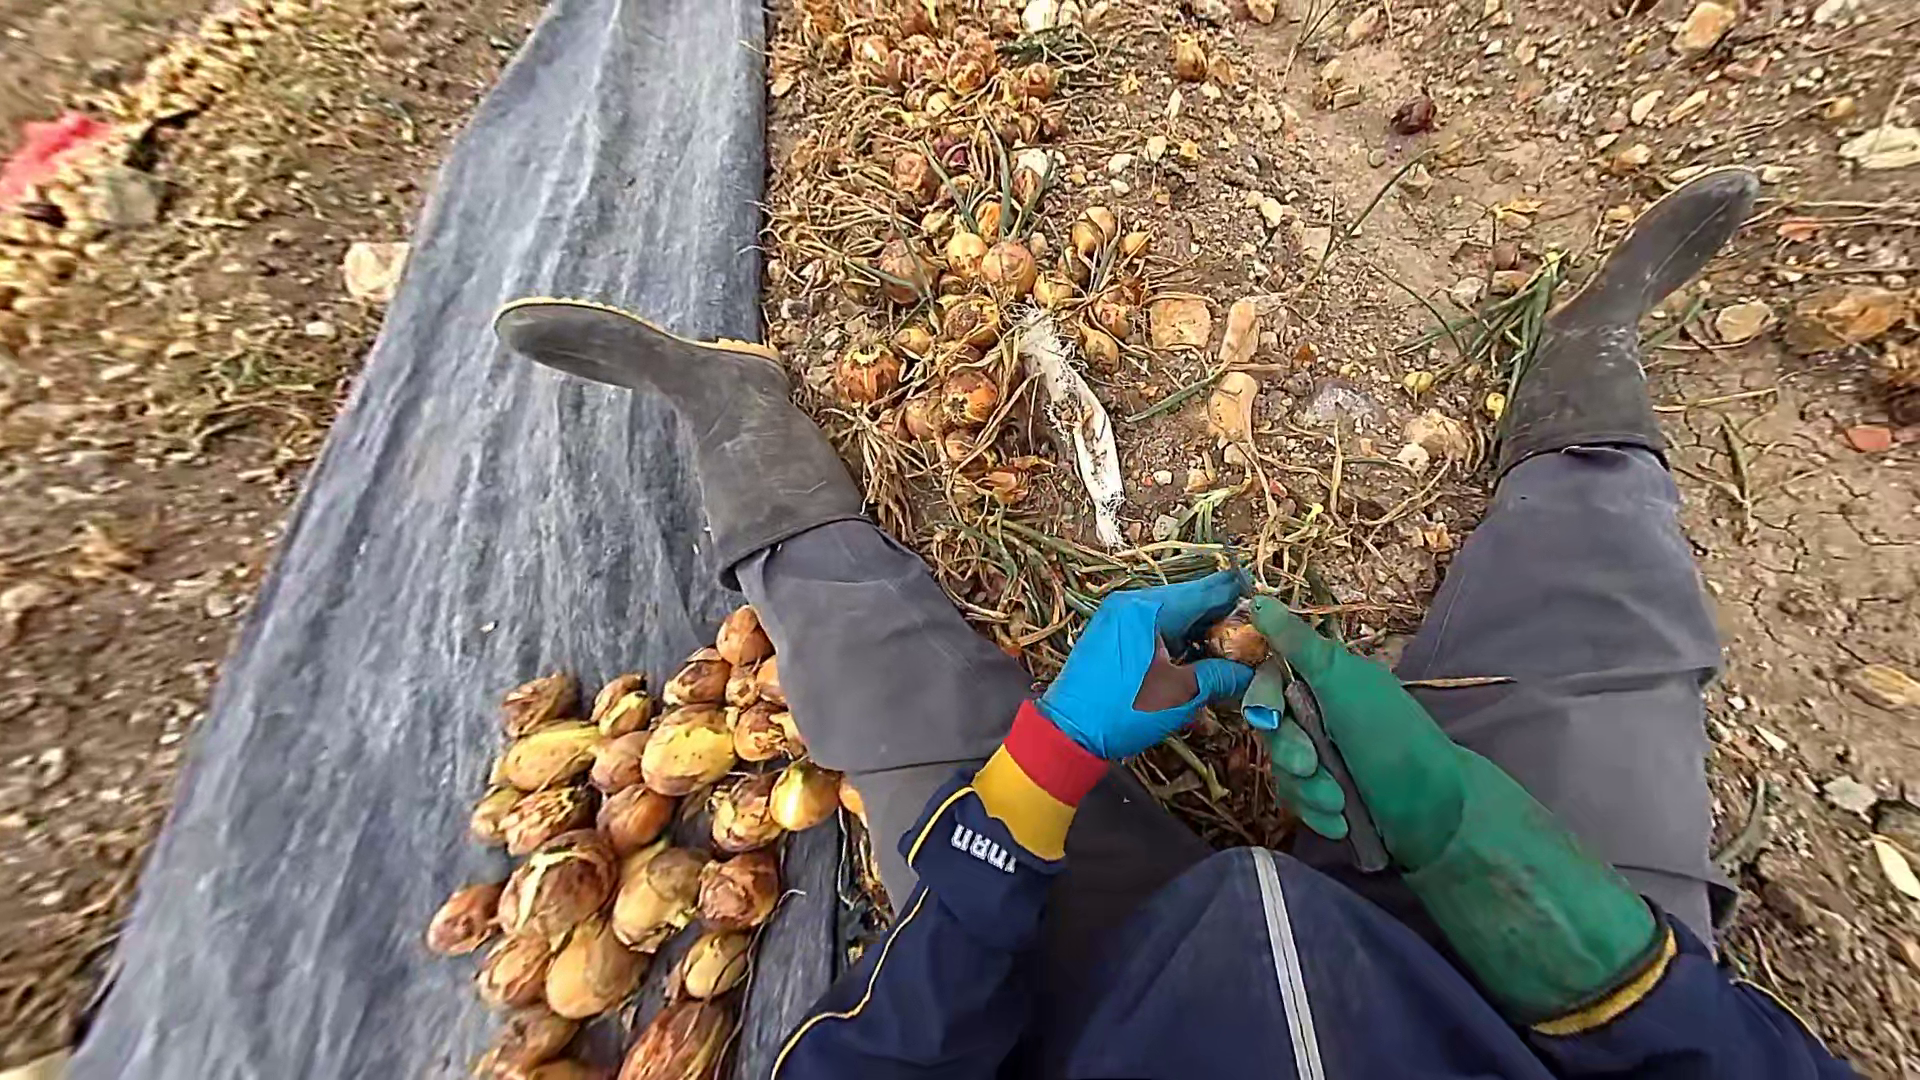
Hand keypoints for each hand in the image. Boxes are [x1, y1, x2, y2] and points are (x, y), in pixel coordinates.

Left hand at [1039, 572, 1255, 758]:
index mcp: (1146, 608)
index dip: (1238, 596)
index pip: (1205, 591)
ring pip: (1172, 618)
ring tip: (1229, 654)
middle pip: (1189, 603)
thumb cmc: (1123, 708)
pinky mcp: (1113, 636)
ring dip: (1200, 635)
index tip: (1268, 603)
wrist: (1069, 731)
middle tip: (1255, 637)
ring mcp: (1118, 618)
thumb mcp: (1179, 693)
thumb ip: (1221, 675)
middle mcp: (1130, 604)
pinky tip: (1196, 662)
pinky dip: (1177, 643)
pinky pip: (1154, 630)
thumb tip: (1253, 672)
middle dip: (1222, 620)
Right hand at [1248, 597, 1465, 868]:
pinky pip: (1295, 801)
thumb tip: (1257, 598)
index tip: (1275, 716)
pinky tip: (1342, 820)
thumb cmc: (1394, 737)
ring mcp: (1318, 757)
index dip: (1262, 701)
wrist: (1445, 816)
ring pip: (1278, 767)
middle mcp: (1313, 715)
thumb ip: (1297, 643)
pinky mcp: (1324, 796)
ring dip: (1306, 788)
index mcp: (1317, 682)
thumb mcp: (1343, 681)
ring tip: (1340, 799)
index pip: (1262, 682)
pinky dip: (1316, 812)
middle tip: (1312, 764)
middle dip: (1287, 751)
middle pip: (1266, 728)